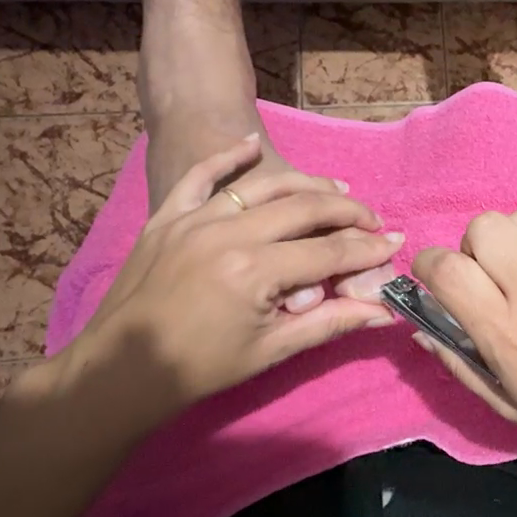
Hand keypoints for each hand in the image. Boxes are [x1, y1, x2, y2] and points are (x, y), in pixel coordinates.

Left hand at [75, 135, 402, 405]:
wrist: (121, 371)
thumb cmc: (200, 368)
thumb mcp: (271, 350)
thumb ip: (330, 323)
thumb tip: (383, 312)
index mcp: (254, 273)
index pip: (329, 253)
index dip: (368, 249)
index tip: (395, 243)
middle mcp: (228, 235)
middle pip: (304, 209)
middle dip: (348, 213)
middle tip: (373, 220)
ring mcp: (195, 220)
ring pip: (263, 187)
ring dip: (306, 185)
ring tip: (337, 192)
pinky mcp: (168, 218)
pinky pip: (200, 178)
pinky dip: (226, 159)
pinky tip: (251, 146)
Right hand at [411, 211, 516, 474]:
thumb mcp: (508, 406)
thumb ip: (459, 363)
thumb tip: (421, 328)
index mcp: (508, 333)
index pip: (448, 269)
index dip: (428, 267)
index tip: (432, 280)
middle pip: (483, 227)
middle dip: (470, 247)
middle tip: (484, 276)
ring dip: (507, 240)